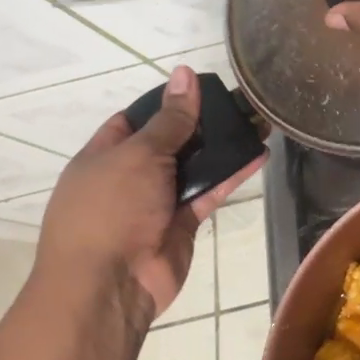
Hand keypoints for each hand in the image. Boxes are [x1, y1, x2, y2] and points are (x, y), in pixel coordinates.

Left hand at [35, 65, 261, 325]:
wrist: (109, 286)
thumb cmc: (110, 210)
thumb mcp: (138, 155)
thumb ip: (170, 118)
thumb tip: (184, 73)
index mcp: (102, 158)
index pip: (133, 121)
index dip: (164, 103)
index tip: (199, 89)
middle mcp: (127, 178)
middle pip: (168, 142)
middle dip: (201, 124)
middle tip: (239, 102)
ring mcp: (155, 203)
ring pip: (193, 167)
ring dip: (222, 148)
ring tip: (257, 122)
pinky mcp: (181, 223)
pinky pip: (209, 192)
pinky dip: (231, 175)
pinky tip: (258, 154)